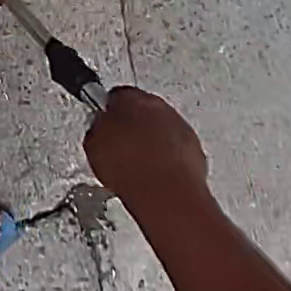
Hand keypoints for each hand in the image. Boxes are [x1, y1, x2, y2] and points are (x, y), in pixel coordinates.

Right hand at [83, 86, 208, 212]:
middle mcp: (158, 106)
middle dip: (134, 125)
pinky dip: (170, 159)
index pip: (116, 95)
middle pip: (143, 110)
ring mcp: (180, 128)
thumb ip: (98, 129)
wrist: (165, 195)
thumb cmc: (131, 167)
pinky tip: (157, 175)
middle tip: (122, 146)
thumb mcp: (93, 145)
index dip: (110, 112)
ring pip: (162, 129)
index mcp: (130, 97)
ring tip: (139, 165)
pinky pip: (178, 150)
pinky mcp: (197, 152)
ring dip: (154, 141)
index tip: (106, 123)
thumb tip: (100, 132)